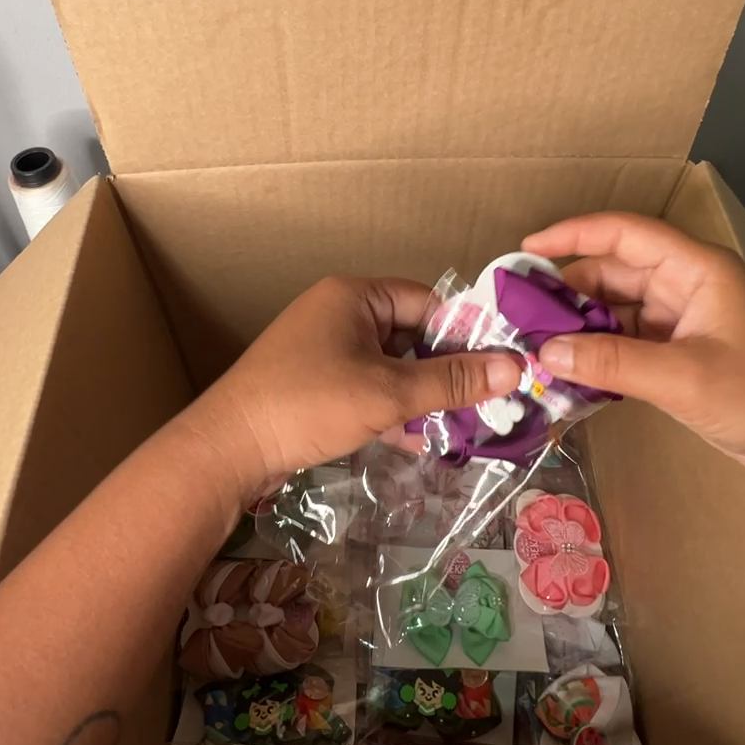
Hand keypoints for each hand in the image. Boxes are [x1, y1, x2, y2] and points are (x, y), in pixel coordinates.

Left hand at [181, 276, 521, 498]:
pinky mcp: (314, 381)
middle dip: (441, 372)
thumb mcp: (387, 392)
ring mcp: (324, 348)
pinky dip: (389, 407)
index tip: (496, 367)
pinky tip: (413, 440)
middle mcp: (339, 313)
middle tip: (481, 404)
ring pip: (390, 365)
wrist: (229, 448)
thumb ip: (451, 381)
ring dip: (418, 395)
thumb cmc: (309, 403)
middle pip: (409, 335)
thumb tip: (515, 366)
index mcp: (354, 296)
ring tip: (455, 427)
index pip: (426, 301)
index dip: (462, 333)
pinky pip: (366, 385)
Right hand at [522, 213, 744, 478]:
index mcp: (695, 269)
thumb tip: (544, 352)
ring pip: (618, 311)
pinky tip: (571, 373)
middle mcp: (686, 287)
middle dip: (569, 292)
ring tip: (537, 347)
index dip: (572, 235)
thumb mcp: (683, 376)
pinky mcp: (683, 355)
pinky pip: (628, 343)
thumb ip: (611, 361)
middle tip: (521, 316)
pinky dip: (600, 354)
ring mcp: (685, 322)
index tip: (526, 251)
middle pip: (614, 274)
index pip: (625, 234)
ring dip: (582, 327)